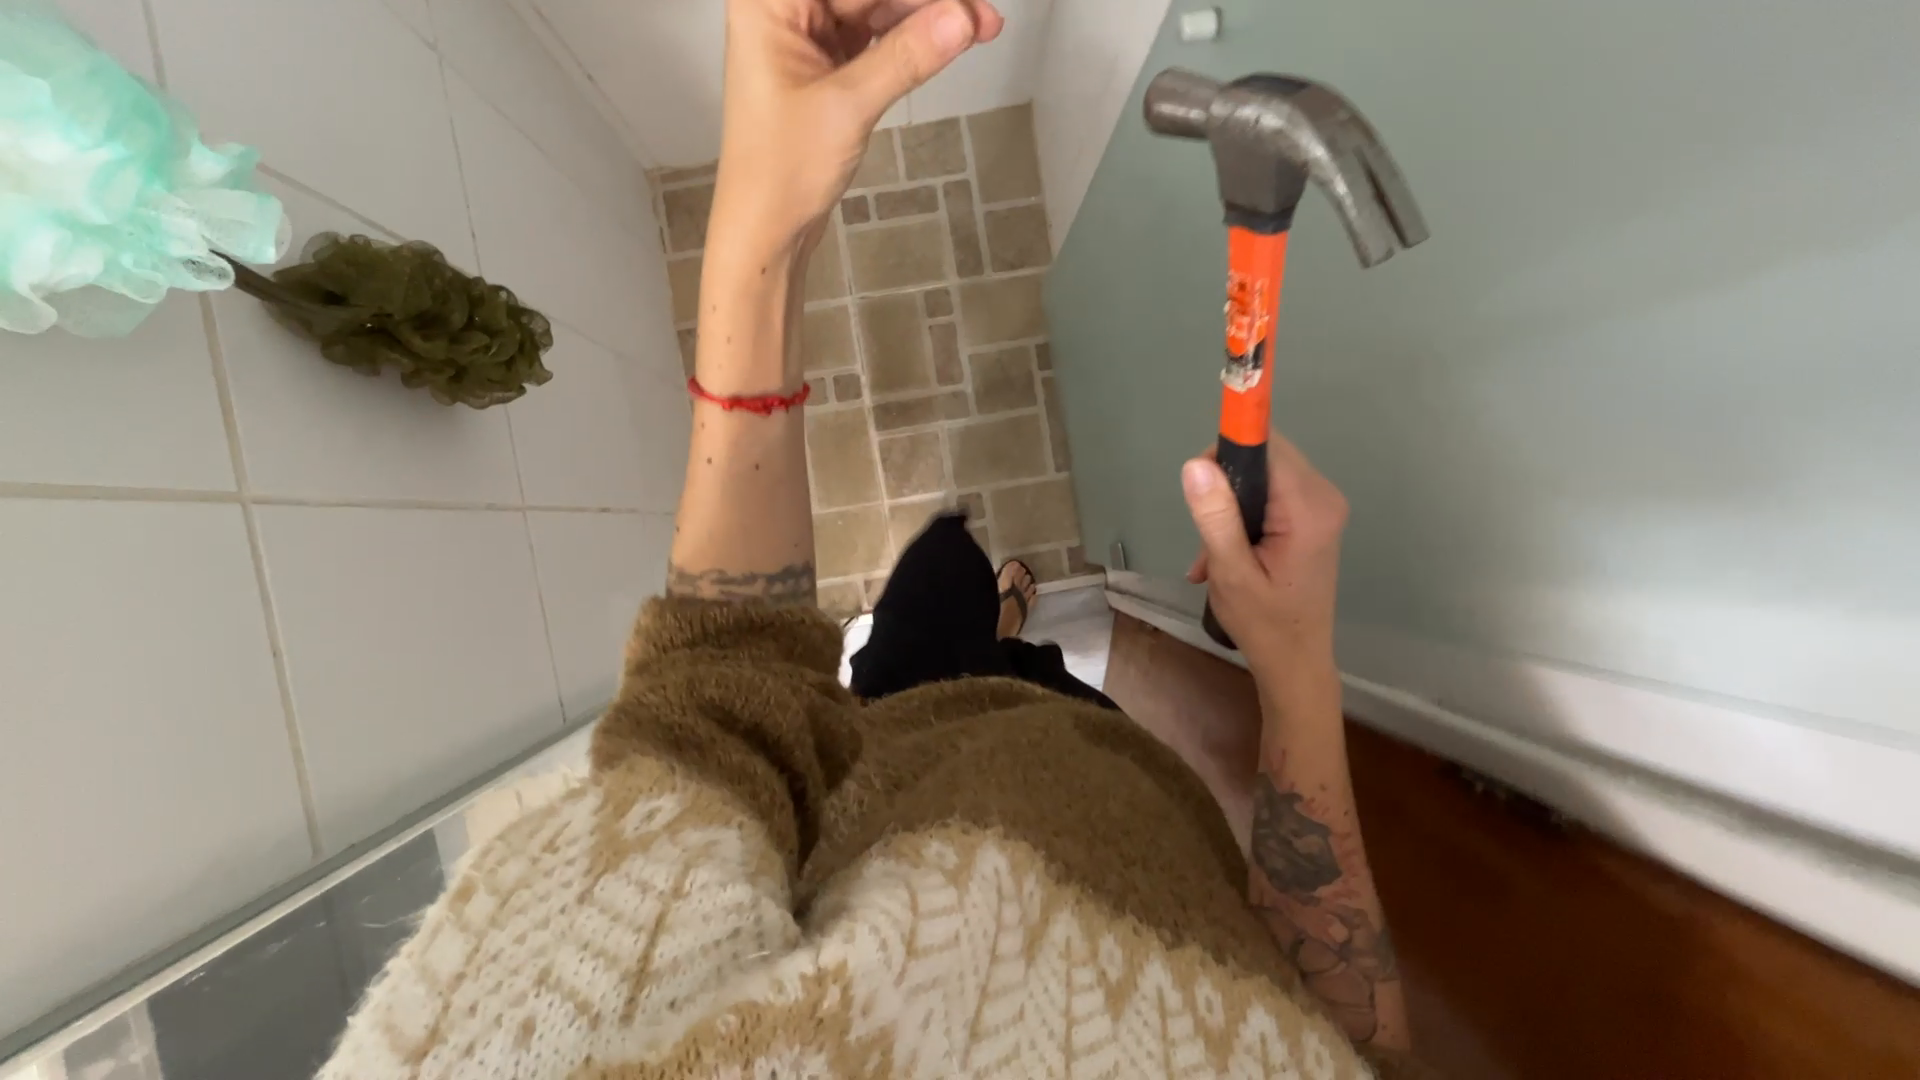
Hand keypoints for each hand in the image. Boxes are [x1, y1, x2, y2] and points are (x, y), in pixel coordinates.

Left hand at [709, 0, 1003, 256]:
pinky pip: (874, 40)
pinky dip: (909, 43)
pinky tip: (946, 41)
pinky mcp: (825, 69)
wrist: (765, 229)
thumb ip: (906, 57)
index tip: (966, 3)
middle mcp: (786, 8)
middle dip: (926, 2)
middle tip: (984, 18)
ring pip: (876, 10)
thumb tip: (962, 18)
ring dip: (925, 19)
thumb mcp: (848, 107)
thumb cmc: (784, 169)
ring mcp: (806, 39)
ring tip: (981, 28)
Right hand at [1181, 433, 1347, 680]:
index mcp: (1308, 508)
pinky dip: (1242, 515)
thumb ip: (1216, 517)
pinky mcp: (1313, 517)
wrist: (1296, 661)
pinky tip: (1228, 552)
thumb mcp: (1231, 572)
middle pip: (1265, 457)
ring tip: (1215, 553)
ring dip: (1230, 505)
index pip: (1265, 446)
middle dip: (1225, 485)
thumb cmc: (1264, 623)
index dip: (1227, 455)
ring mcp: (1321, 507)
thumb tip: (1195, 463)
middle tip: (1207, 533)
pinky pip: (1270, 494)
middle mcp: (1322, 497)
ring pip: (1263, 475)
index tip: (1202, 490)